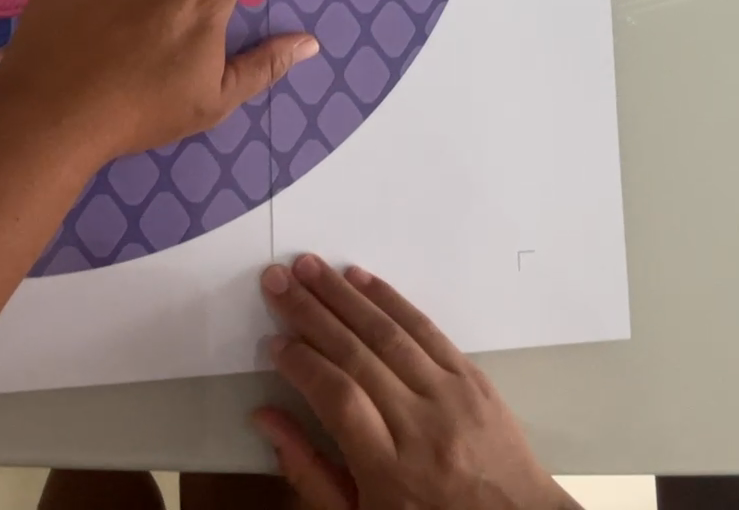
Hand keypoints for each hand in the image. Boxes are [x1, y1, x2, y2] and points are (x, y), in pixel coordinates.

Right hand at [254, 256, 579, 509]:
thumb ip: (309, 471)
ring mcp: (452, 398)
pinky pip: (426, 328)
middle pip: (356, 355)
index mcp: (391, 473)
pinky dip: (389, 298)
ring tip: (308, 266)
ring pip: (388, 333)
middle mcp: (422, 428)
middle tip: (276, 278)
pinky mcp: (474, 378)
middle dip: (309, 311)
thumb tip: (264, 416)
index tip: (273, 340)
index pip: (338, 398)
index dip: (301, 364)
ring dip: (342, 294)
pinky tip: (358, 278)